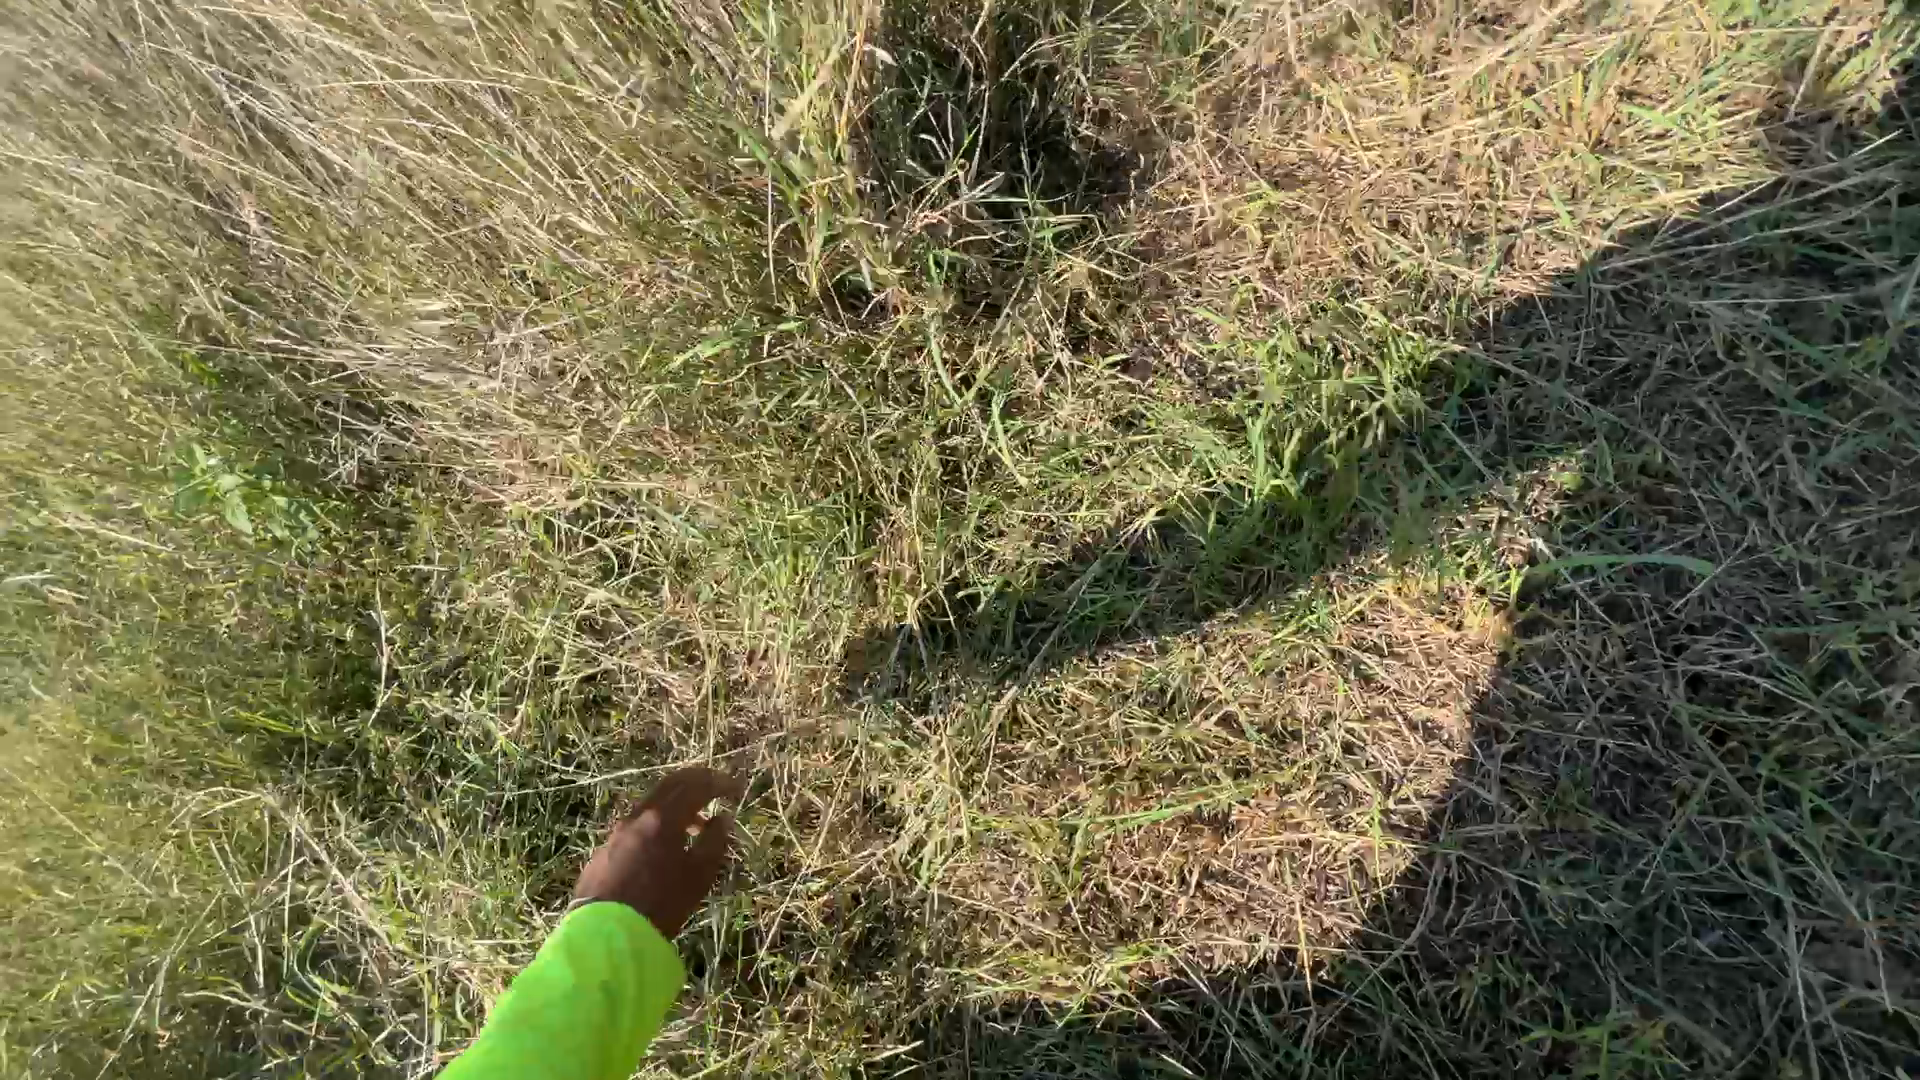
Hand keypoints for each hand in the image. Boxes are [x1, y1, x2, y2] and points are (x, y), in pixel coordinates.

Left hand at [573, 766, 741, 936]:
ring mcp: (617, 831)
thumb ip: (715, 841)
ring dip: (676, 804)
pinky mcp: (604, 850)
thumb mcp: (699, 875)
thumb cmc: (661, 904)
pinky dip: (657, 822)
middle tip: (716, 786)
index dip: (720, 783)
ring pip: (652, 803)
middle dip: (697, 781)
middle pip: (671, 784)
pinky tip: (664, 845)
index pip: (697, 786)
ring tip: (694, 823)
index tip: (736, 788)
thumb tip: (721, 819)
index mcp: (664, 817)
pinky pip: (637, 824)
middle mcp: (638, 816)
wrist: (604, 937)